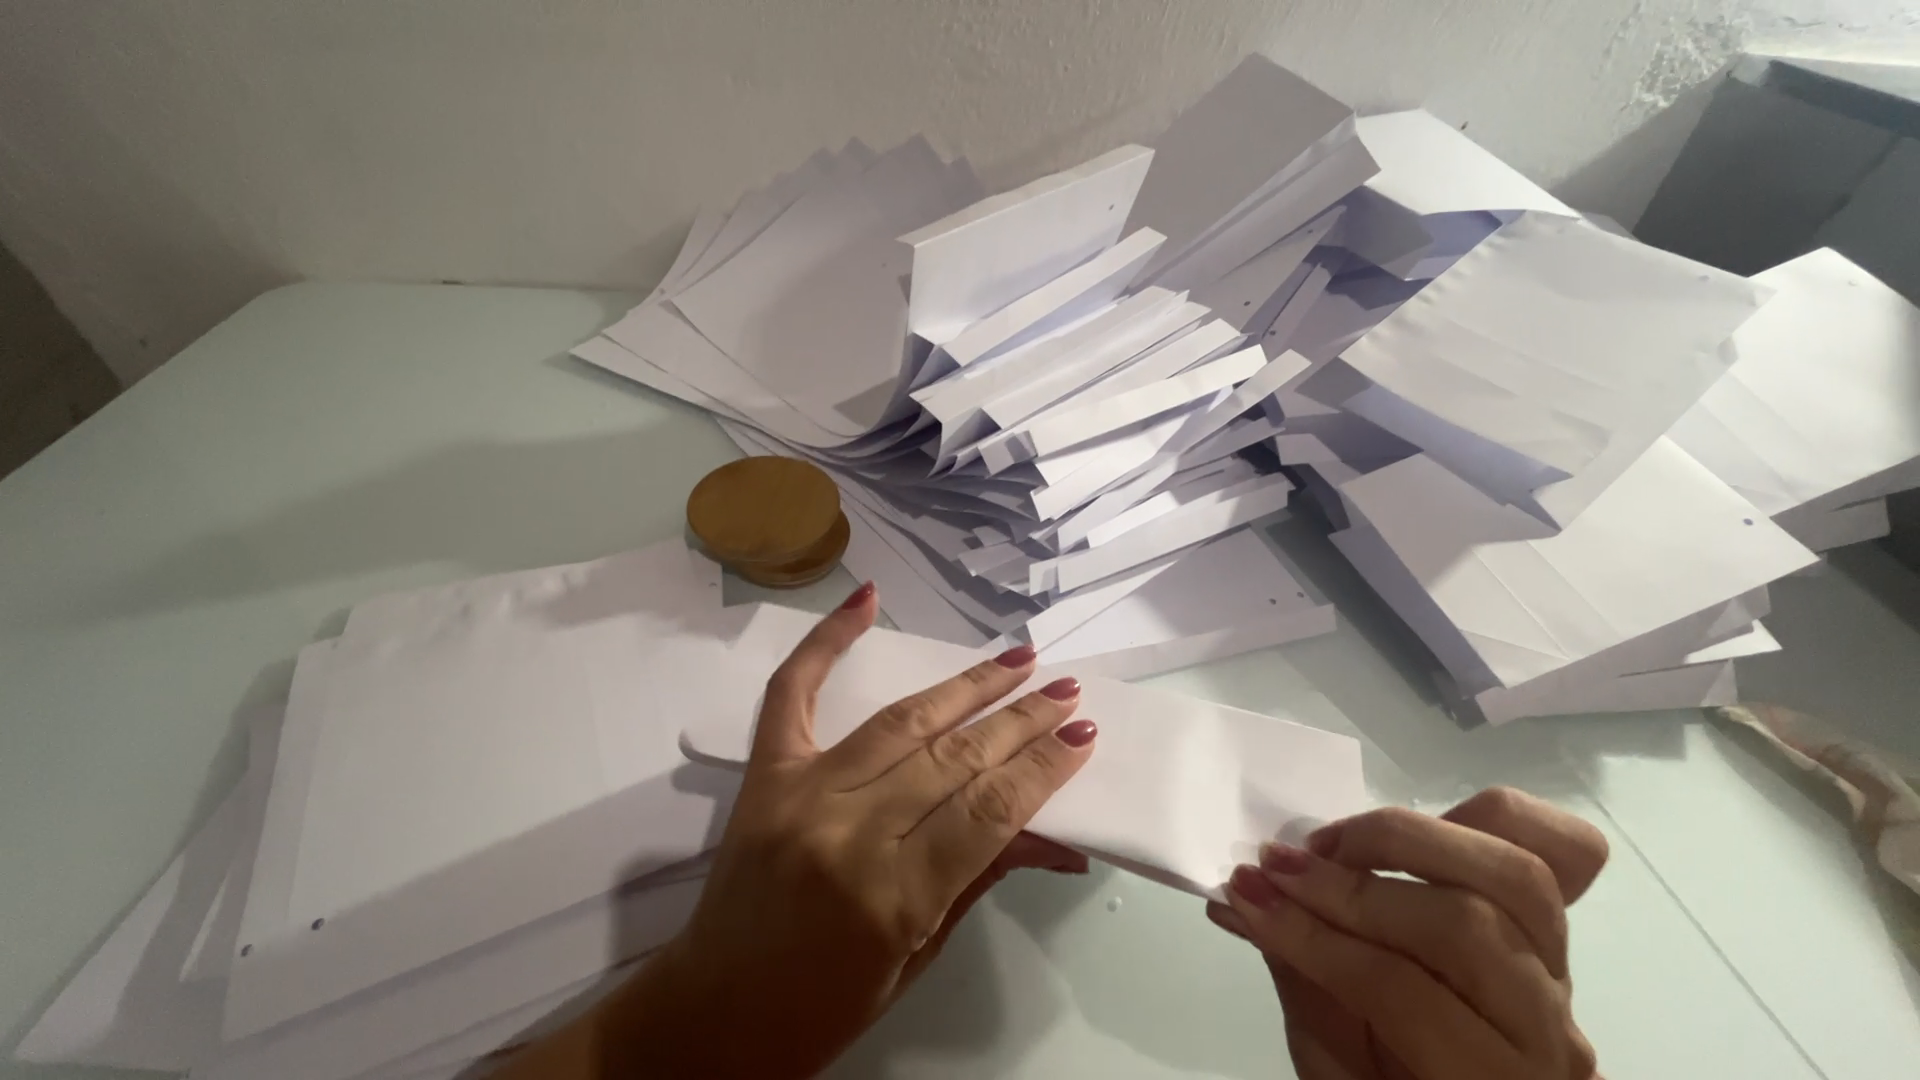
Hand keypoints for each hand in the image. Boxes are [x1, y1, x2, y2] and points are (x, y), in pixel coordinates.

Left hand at [605, 582, 1097, 1077]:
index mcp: (890, 895)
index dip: (1043, 769)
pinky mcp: (764, 772)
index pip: (988, 812)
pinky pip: (793, 692)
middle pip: (953, 758)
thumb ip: (980, 878)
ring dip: (967, 686)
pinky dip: (827, 641)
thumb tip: (1058, 837)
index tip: (1083, 735)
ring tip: (1018, 660)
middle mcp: (846, 832)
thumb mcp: (917, 954)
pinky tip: (866, 600)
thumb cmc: (825, 1004)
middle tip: (1065, 693)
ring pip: (901, 721)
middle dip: (1019, 722)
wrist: (714, 1011)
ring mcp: (799, 792)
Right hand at [1207, 788, 1607, 1079]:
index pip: (1402, 991)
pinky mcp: (1553, 923)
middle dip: (1354, 886)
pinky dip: (1496, 817)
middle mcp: (1545, 1025)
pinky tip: (1429, 817)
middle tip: (1279, 868)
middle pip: (1467, 921)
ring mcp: (1560, 968)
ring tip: (1333, 843)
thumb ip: (1297, 976)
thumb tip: (1246, 893)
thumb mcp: (1327, 1066)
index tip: (1247, 898)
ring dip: (1403, 839)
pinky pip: (1559, 850)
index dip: (1315, 939)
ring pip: (1514, 875)